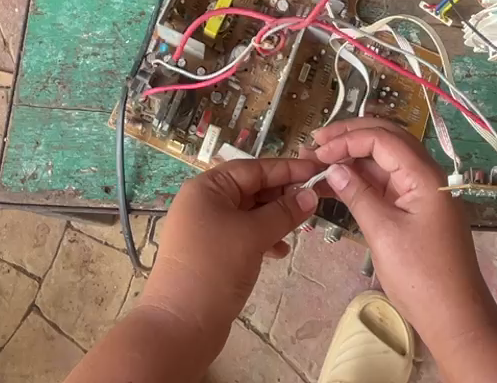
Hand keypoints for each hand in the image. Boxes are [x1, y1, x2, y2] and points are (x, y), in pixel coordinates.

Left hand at [138, 158, 322, 340]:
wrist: (179, 327)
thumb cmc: (214, 268)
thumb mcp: (252, 235)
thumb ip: (283, 213)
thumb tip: (310, 195)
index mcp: (207, 187)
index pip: (253, 168)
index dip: (286, 169)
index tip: (316, 170)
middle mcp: (204, 202)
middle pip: (250, 189)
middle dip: (281, 195)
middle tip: (313, 203)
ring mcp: (206, 228)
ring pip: (248, 213)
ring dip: (274, 219)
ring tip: (298, 230)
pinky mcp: (211, 253)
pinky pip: (243, 234)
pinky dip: (262, 238)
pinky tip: (279, 252)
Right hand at [310, 119, 496, 354]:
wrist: (456, 321)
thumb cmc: (421, 276)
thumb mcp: (383, 232)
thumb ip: (357, 194)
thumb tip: (332, 168)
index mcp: (424, 174)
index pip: (382, 138)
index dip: (347, 139)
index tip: (318, 150)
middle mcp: (425, 175)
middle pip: (385, 140)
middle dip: (350, 136)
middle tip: (316, 141)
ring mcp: (420, 192)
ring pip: (383, 161)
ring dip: (352, 157)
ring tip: (319, 159)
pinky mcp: (414, 210)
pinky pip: (385, 183)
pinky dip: (361, 180)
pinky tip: (336, 182)